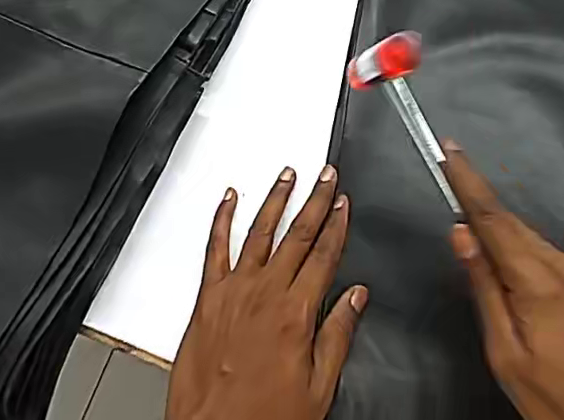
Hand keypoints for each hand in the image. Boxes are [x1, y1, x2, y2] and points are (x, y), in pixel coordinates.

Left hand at [167, 165, 365, 419]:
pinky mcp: (208, 297)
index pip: (323, 254)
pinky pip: (215, 248)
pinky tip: (229, 199)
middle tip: (326, 176)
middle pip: (298, 234)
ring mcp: (235, 290)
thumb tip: (356, 297)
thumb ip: (338, 336)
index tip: (343, 203)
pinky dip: (222, 219)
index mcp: (296, 313)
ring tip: (288, 174)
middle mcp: (266, 293)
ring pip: (260, 231)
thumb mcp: (317, 389)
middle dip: (316, 200)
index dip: (336, 224)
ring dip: (277, 199)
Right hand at [444, 140, 563, 419]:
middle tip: (447, 170)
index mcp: (536, 278)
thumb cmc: (557, 398)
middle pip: (507, 220)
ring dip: (493, 220)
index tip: (448, 147)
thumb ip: (484, 288)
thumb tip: (461, 233)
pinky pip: (536, 249)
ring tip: (466, 214)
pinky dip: (512, 239)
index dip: (467, 180)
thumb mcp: (507, 353)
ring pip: (522, 234)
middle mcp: (557, 263)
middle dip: (476, 195)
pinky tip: (500, 251)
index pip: (492, 216)